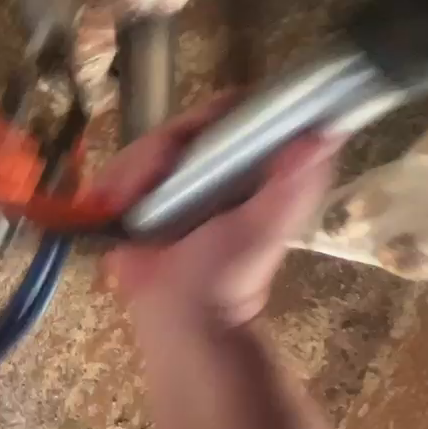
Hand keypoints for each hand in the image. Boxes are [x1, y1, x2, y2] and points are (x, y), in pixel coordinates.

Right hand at [91, 98, 343, 327]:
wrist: (179, 314)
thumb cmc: (228, 274)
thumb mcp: (268, 225)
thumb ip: (294, 183)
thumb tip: (323, 132)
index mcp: (239, 167)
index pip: (223, 118)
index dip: (208, 115)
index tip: (192, 129)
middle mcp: (200, 170)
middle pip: (172, 131)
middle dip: (154, 151)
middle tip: (149, 178)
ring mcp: (160, 186)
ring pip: (135, 153)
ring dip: (126, 175)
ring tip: (124, 202)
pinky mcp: (125, 203)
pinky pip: (108, 178)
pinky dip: (104, 189)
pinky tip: (108, 206)